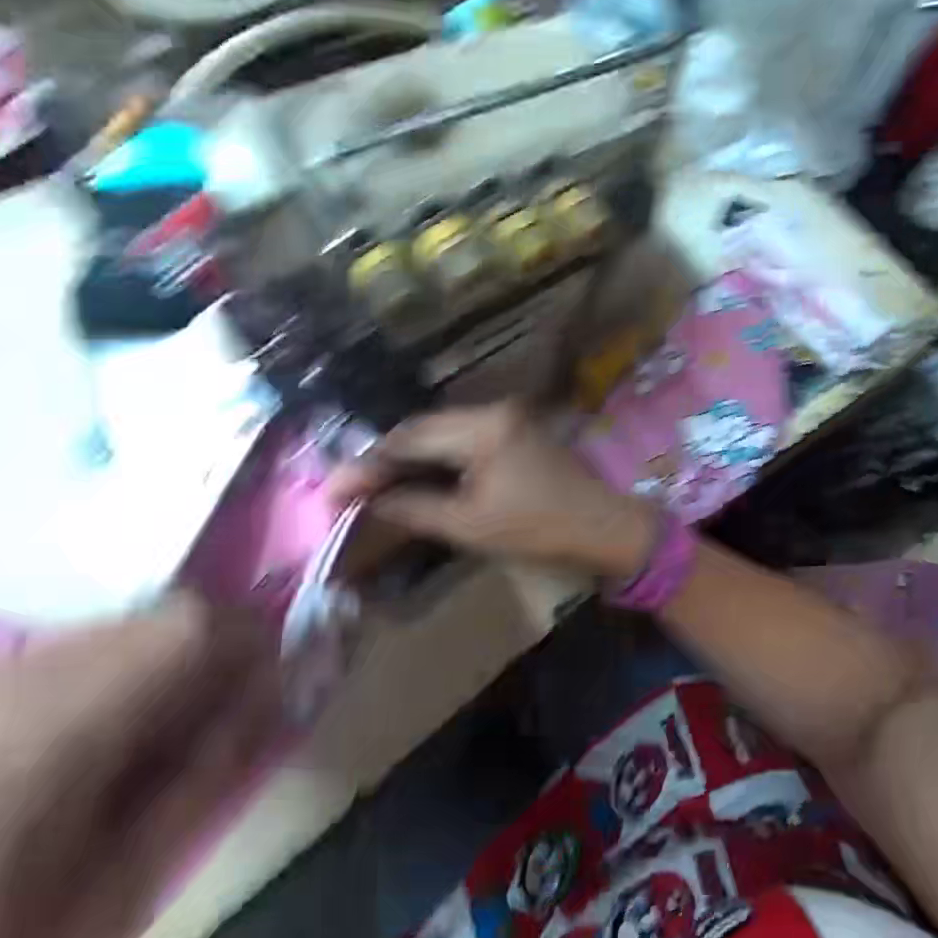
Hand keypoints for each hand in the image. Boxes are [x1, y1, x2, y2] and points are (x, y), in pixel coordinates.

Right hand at [328, 403, 657, 579]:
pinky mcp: (517, 429)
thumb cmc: (539, 528)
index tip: (333, 491)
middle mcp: (494, 410)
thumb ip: (414, 508)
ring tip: (374, 486)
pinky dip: (438, 458)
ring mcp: (508, 417)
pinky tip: (417, 477)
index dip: (368, 465)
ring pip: (442, 432)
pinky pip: (463, 438)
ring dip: (409, 458)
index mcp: (482, 427)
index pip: (410, 437)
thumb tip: (367, 504)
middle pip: (423, 429)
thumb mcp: (469, 525)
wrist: (603, 526)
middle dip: (384, 459)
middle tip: (348, 489)